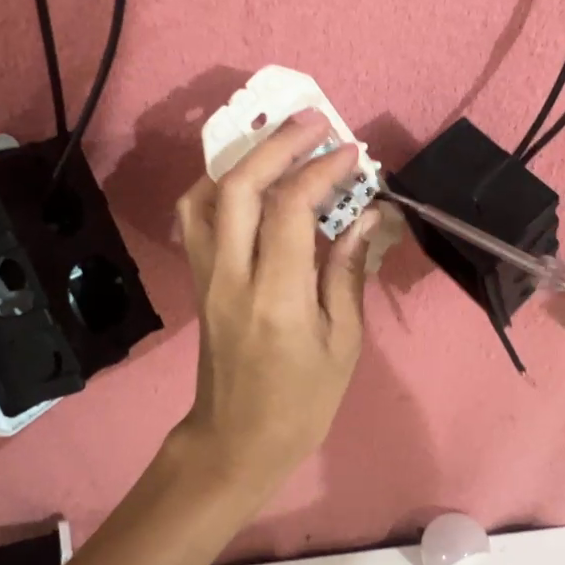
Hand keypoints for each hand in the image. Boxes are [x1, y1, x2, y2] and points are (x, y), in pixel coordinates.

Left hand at [173, 108, 382, 488]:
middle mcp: (231, 276)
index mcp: (276, 297)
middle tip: (316, 123)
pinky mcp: (197, 278)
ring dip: (243, 158)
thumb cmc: (302, 401)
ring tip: (281, 143)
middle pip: (238, 186)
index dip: (322, 171)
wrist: (237, 441)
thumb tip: (367, 215)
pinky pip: (197, 217)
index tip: (353, 154)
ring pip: (206, 195)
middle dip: (278, 144)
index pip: (290, 210)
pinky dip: (220, 185)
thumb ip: (349, 271)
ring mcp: (206, 276)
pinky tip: (250, 180)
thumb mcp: (343, 342)